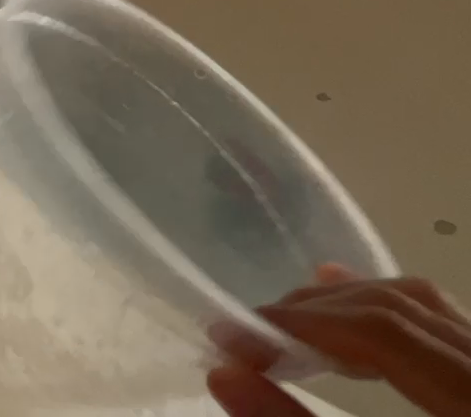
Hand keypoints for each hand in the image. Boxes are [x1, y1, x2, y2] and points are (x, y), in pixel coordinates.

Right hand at [209, 265, 470, 415]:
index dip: (296, 326)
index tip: (230, 341)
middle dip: (310, 315)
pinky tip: (338, 296)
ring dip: (341, 307)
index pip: (382, 334)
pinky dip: (385, 309)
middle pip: (397, 310)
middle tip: (251, 341)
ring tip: (289, 333)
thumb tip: (224, 375)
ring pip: (421, 305)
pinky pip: (449, 320)